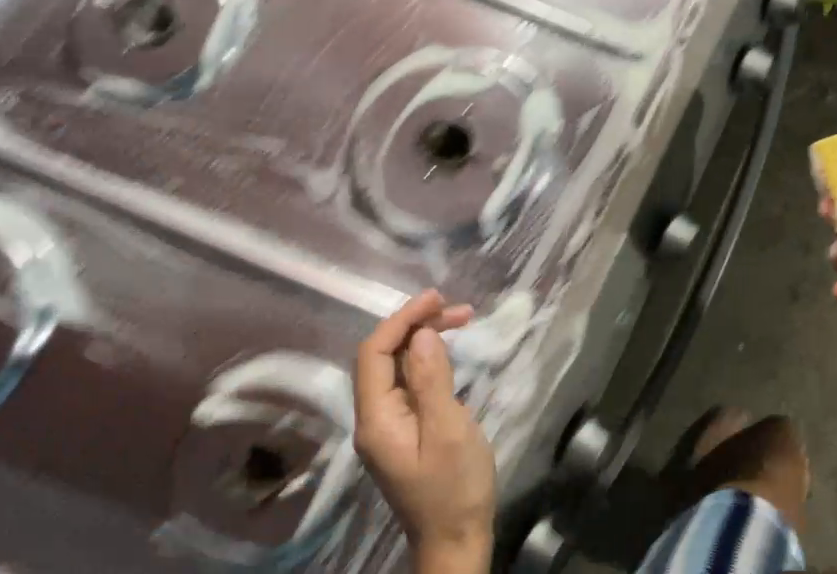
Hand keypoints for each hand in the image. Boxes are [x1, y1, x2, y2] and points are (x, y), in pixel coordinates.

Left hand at [353, 290, 495, 564]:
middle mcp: (375, 419)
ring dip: (425, 338)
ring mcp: (390, 426)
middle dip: (416, 324)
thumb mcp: (449, 430)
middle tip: (460, 309)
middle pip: (383, 357)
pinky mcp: (407, 430)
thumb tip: (422, 334)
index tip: (437, 297)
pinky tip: (452, 352)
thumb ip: (432, 381)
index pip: (374, 354)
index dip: (402, 319)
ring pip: (398, 367)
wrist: (455, 538)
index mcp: (377, 419)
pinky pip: (410, 382)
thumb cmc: (455, 486)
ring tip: (462, 320)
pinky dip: (430, 359)